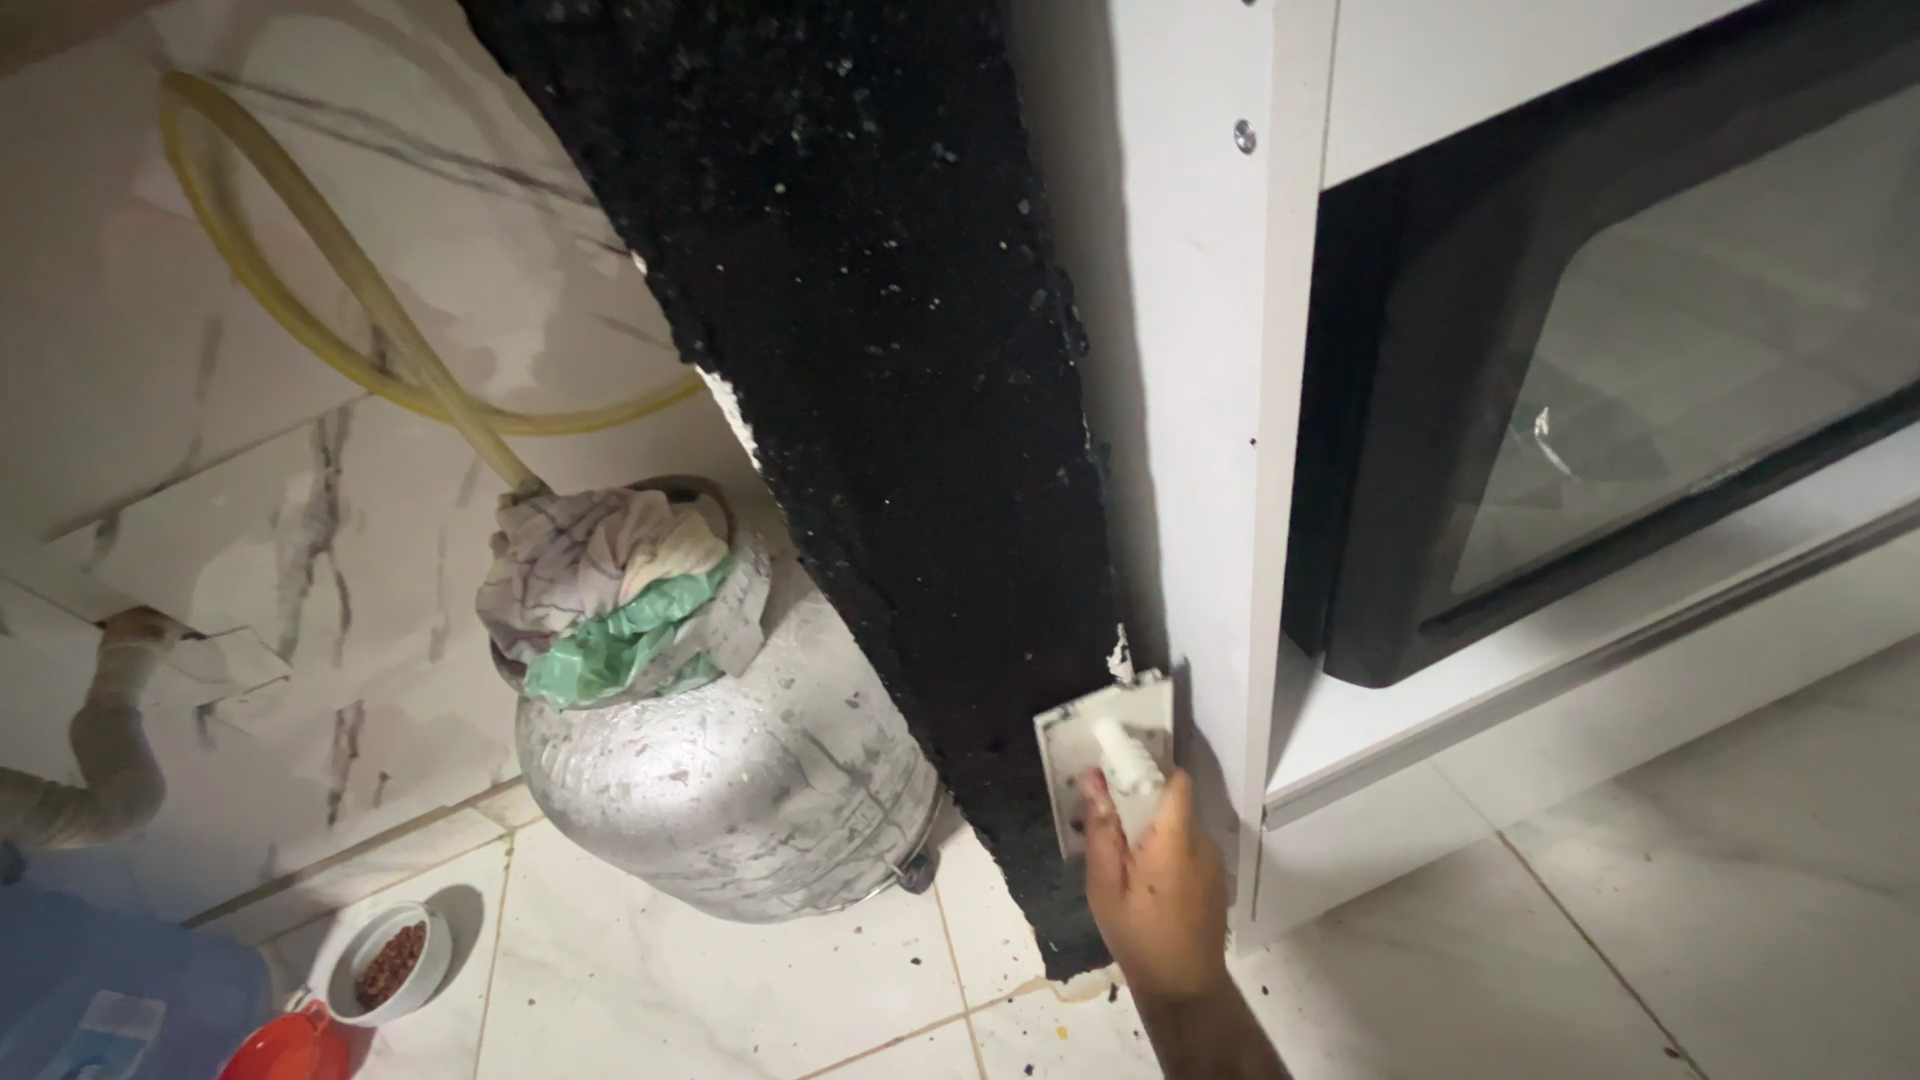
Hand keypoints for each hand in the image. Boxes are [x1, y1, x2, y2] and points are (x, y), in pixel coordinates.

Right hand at [1077, 767, 1230, 1000]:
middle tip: (1105, 816)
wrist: (1184, 988)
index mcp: (1175, 840)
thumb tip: (1093, 779)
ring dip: (1152, 824)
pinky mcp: (1215, 876)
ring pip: (1180, 820)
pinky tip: (1143, 872)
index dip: (1149, 768)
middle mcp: (1202, 842)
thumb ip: (1101, 829)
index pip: (1176, 780)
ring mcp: (1213, 860)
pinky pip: (1188, 842)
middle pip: (1173, 799)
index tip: (1117, 773)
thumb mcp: (1104, 885)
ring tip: (1121, 850)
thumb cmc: (1138, 936)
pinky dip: (1166, 843)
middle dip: (1140, 799)